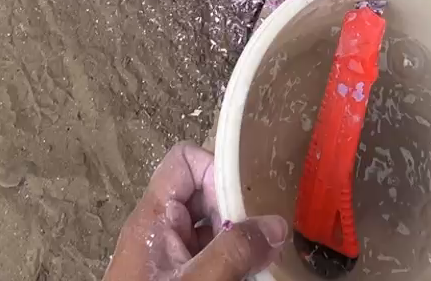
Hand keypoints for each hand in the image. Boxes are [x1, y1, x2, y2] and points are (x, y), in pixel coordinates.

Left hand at [103, 143, 288, 280]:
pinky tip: (250, 275)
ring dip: (238, 237)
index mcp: (153, 216)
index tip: (238, 205)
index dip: (214, 171)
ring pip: (210, 226)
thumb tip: (277, 225)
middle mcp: (159, 230)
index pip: (185, 160)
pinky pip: (209, 254)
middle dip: (234, 208)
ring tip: (262, 258)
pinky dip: (231, 260)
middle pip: (203, 192)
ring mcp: (168, 258)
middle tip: (259, 237)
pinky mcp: (177, 279)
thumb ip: (235, 252)